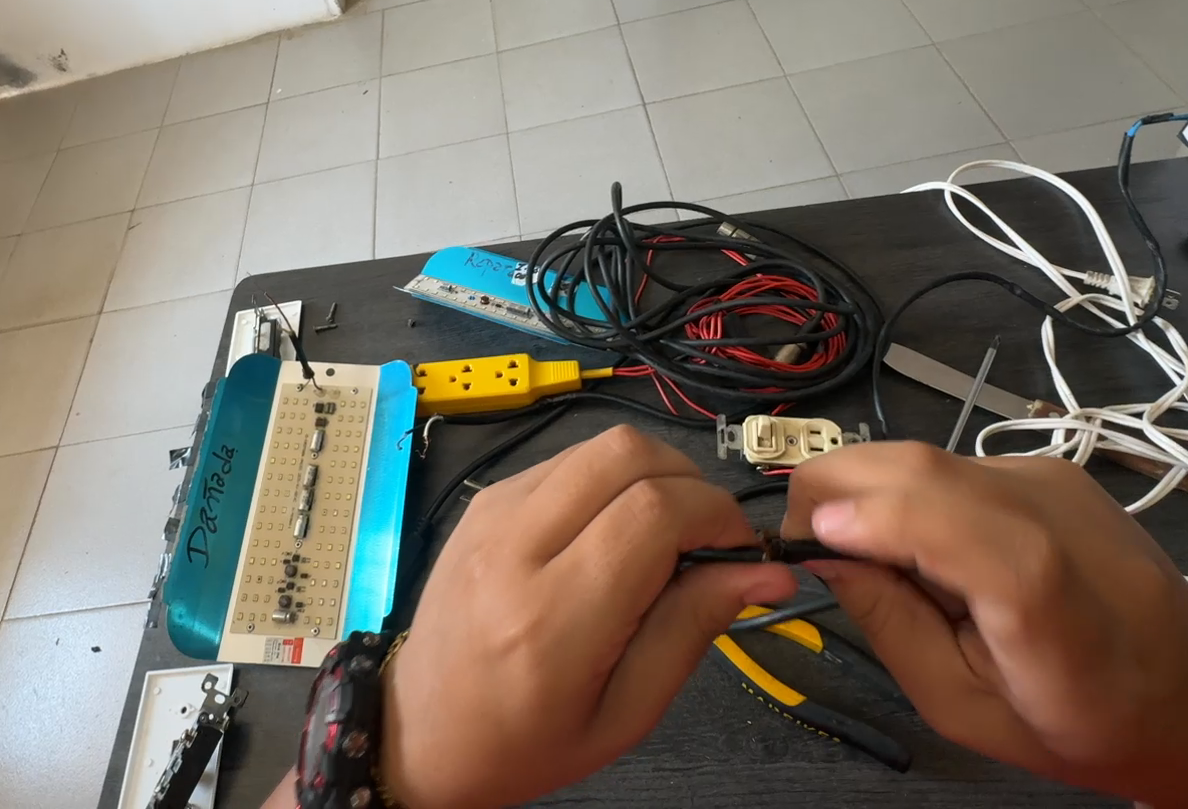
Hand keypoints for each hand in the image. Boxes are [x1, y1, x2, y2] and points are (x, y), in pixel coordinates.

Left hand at [378, 426, 793, 808]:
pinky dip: (608, 477)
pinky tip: (611, 525)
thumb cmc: (527, 741)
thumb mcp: (625, 713)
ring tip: (662, 530)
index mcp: (552, 616)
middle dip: (688, 479)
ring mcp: (493, 508)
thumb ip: (693, 628)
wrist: (421, 725)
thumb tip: (766, 570)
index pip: (652, 512)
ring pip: (598, 446)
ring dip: (650, 473)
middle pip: (625, 454)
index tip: (738, 546)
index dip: (714, 512)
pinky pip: (567, 459)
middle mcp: (516, 543)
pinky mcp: (485, 496)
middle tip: (705, 533)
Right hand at [785, 441, 1187, 807]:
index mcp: (1059, 612)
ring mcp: (1053, 482)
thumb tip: (821, 546)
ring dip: (863, 487)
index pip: (964, 532)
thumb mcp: (961, 705)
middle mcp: (1059, 521)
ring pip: (916, 456)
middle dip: (833, 485)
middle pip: (919, 469)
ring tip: (869, 545)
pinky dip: (902, 489)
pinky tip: (925, 537)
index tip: (808, 539)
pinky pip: (942, 463)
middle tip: (806, 537)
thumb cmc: (1075, 723)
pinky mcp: (1044, 465)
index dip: (878, 519)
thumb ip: (888, 623)